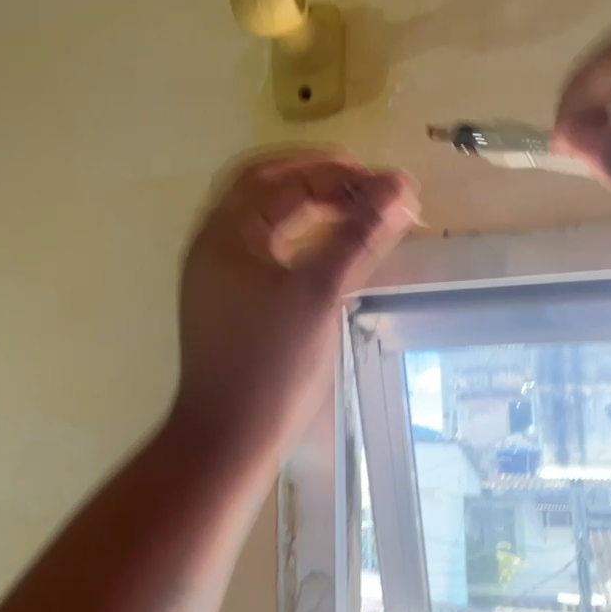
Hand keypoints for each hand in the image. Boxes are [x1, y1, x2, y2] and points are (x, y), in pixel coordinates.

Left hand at [168, 150, 416, 451]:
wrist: (228, 436)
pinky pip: (261, 246)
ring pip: (259, 215)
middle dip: (316, 174)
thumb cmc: (271, 364)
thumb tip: (398, 186)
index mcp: (226, 232)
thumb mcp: (319, 293)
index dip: (344, 177)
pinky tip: (324, 245)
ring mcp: (215, 272)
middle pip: (263, 184)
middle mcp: (212, 243)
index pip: (288, 182)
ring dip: (304, 200)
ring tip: (353, 204)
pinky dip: (294, 232)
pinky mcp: (226, 299)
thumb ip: (358, 236)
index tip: (395, 187)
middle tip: (365, 179)